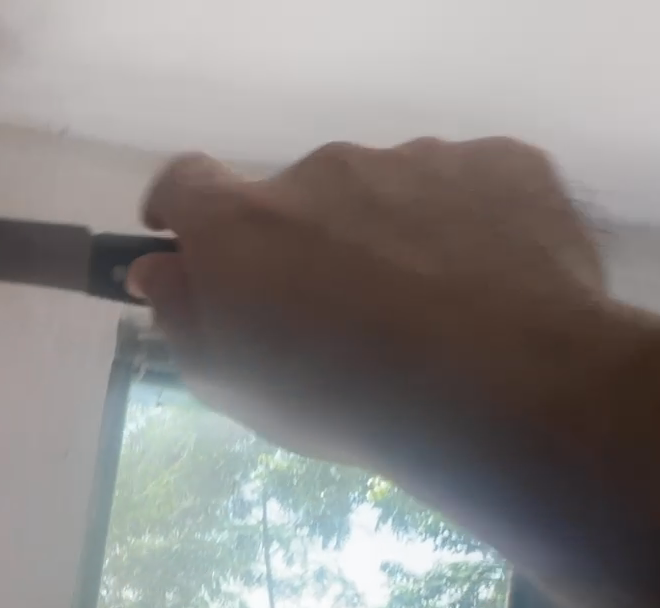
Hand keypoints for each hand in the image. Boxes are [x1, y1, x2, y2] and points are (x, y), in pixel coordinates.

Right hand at [126, 138, 609, 470]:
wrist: (503, 386)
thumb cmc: (330, 395)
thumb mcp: (221, 376)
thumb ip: (179, 312)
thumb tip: (157, 267)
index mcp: (238, 224)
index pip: (182, 181)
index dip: (174, 208)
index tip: (180, 241)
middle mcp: (317, 172)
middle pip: (281, 198)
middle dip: (283, 242)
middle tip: (312, 309)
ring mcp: (412, 159)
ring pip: (365, 192)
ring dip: (361, 233)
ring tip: (398, 303)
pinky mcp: (498, 162)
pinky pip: (445, 186)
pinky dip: (437, 225)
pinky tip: (458, 282)